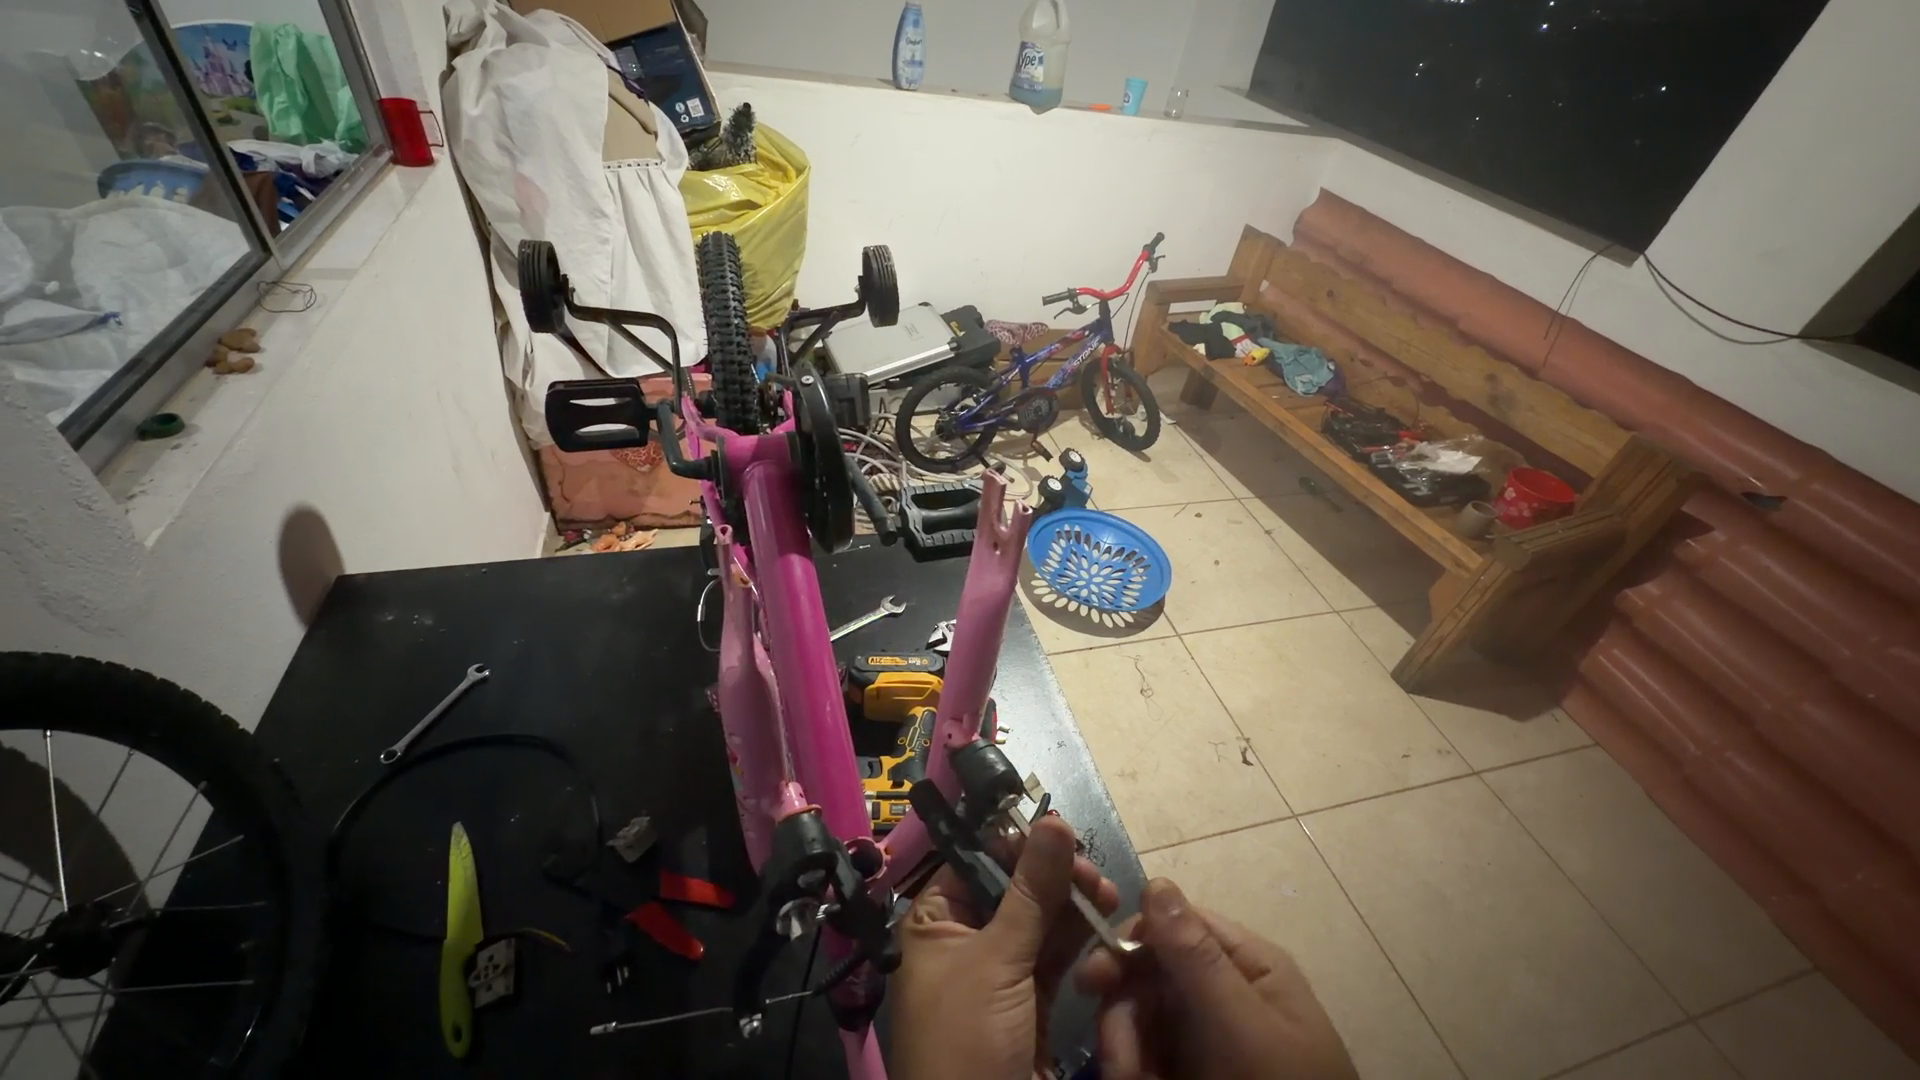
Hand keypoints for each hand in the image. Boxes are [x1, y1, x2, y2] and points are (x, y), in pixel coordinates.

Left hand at [890, 815, 1120, 1079]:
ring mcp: (999, 968)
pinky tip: (1103, 922)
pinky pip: (1054, 953)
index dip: (1020, 842)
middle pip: (1015, 885)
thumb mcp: (997, 961)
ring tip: (1107, 892)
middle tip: (1094, 873)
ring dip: (1074, 903)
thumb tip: (1054, 820)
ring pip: (1040, 918)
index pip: (978, 859)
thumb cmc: (967, 1039)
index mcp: (936, 918)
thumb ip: (1032, 891)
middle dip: (1055, 874)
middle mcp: (966, 935)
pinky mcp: (1030, 998)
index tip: (1064, 834)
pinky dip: (1079, 938)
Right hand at [1076, 879, 1356, 1079]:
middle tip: (1116, 1059)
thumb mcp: (1242, 1026)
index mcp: (1246, 961)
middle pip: (1150, 972)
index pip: (1174, 923)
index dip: (1130, 943)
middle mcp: (1221, 987)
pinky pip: (1147, 1051)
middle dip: (1124, 1012)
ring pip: (1141, 1015)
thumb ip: (1197, 958)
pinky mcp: (1189, 1065)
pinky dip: (1134, 1067)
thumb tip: (1156, 881)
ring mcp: (1206, 1030)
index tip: (1094, 979)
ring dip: (1125, 1048)